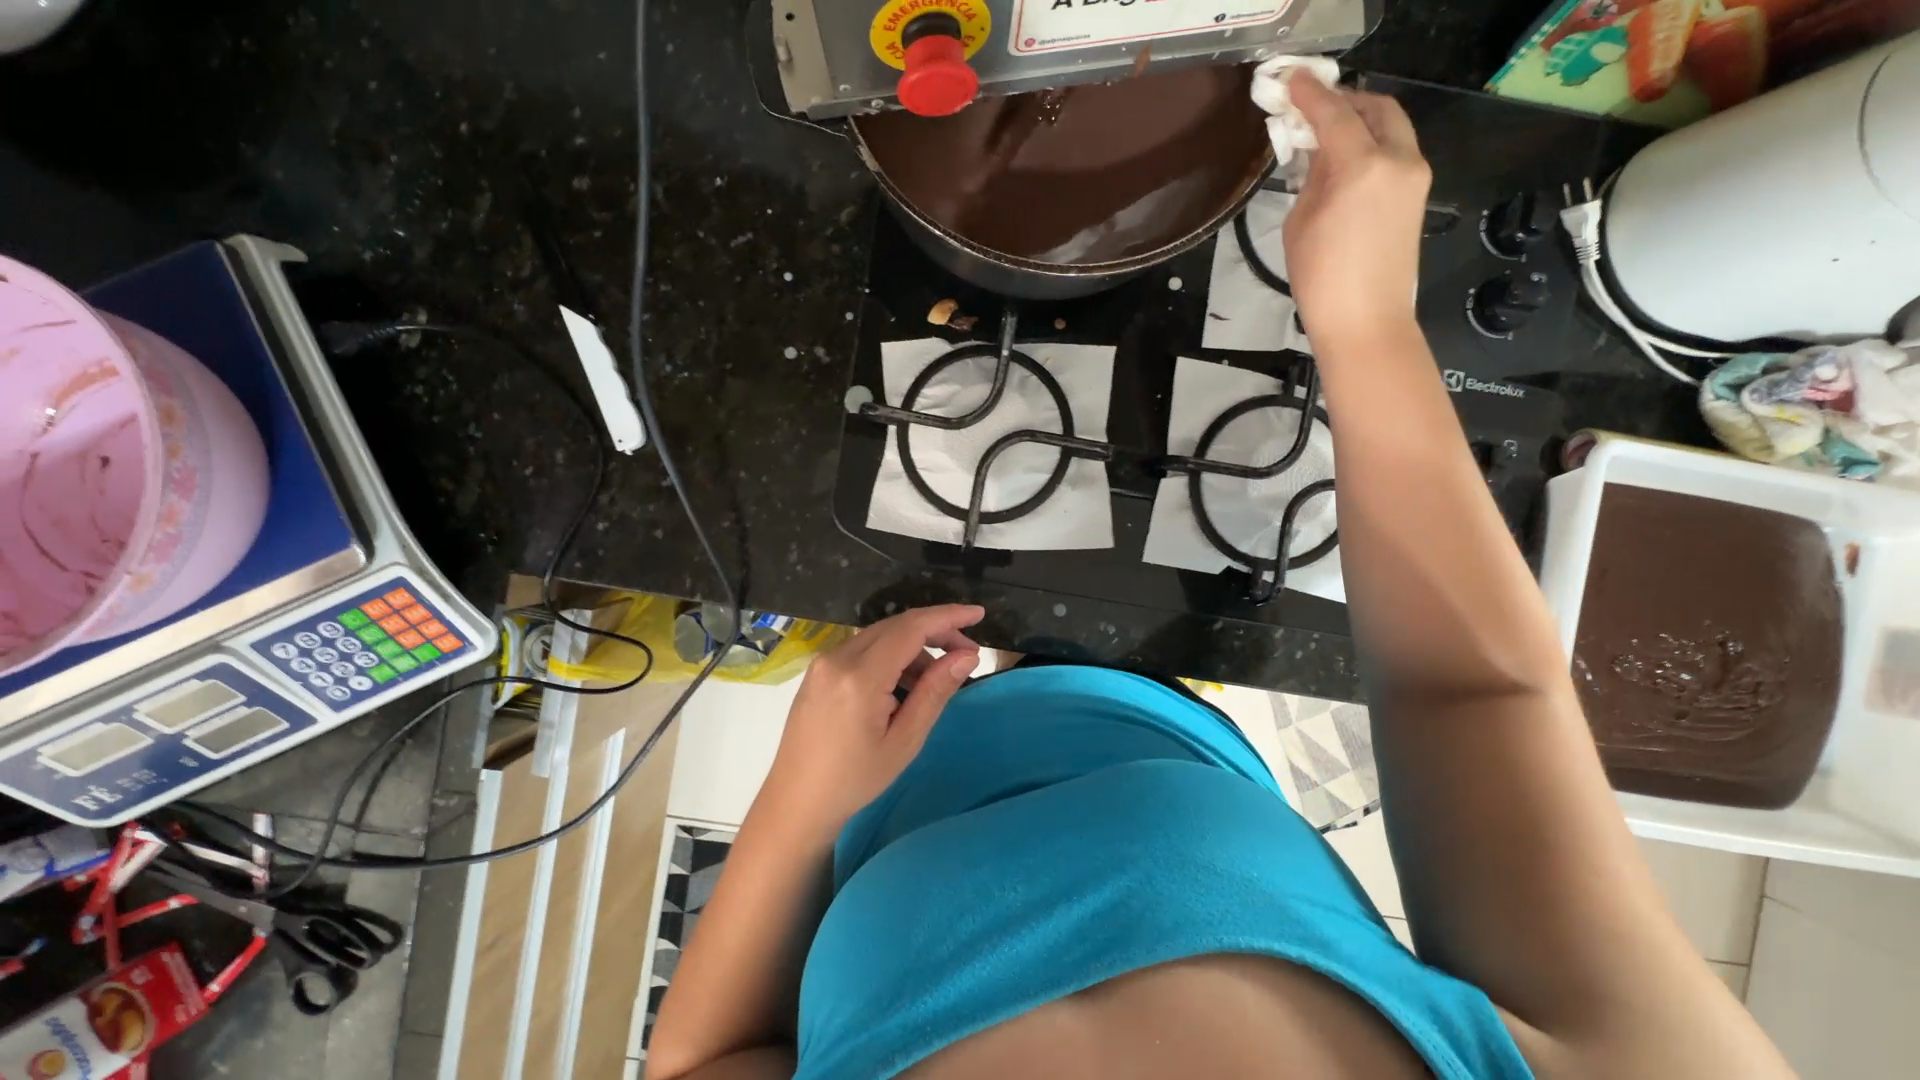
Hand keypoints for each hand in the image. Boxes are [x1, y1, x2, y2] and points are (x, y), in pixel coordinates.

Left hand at [756, 604, 983, 835]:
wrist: (797, 801)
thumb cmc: (854, 780)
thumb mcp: (904, 741)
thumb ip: (935, 692)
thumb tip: (967, 657)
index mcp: (860, 677)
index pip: (911, 628)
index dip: (948, 617)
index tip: (978, 615)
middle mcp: (837, 658)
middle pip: (895, 626)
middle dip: (935, 632)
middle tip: (967, 654)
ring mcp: (823, 663)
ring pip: (879, 636)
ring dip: (913, 647)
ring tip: (935, 680)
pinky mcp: (817, 672)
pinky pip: (861, 649)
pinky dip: (889, 657)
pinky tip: (903, 685)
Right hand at [1283, 73, 1431, 348]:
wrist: (1366, 321)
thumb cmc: (1321, 279)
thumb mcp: (1301, 222)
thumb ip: (1311, 178)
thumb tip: (1316, 155)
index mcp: (1362, 165)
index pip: (1333, 114)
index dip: (1309, 94)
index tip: (1290, 80)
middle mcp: (1397, 160)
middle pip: (1375, 108)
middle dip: (1344, 101)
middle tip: (1313, 107)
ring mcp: (1414, 176)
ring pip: (1390, 127)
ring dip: (1360, 121)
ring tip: (1326, 136)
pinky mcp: (1417, 195)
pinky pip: (1395, 152)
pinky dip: (1371, 144)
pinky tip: (1345, 162)